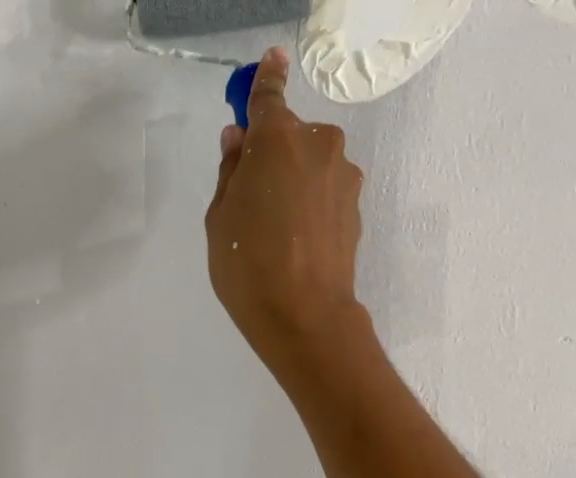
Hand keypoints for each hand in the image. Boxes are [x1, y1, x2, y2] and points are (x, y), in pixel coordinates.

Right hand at [205, 47, 367, 371]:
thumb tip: (240, 141)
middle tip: (251, 198)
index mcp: (277, 138)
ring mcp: (342, 176)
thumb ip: (231, 171)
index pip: (268, 96)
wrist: (305, 315)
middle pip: (291, 136)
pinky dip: (309, 205)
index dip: (264, 81)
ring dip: (293, 182)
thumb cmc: (247, 265)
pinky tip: (295, 242)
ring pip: (310, 166)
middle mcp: (318, 145)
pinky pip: (324, 192)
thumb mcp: (220, 218)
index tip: (270, 64)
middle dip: (273, 154)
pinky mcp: (355, 206)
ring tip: (274, 231)